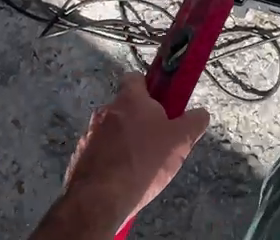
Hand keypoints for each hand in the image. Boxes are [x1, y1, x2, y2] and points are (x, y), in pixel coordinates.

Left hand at [59, 74, 209, 231]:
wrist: (99, 201)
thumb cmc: (143, 163)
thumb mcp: (181, 141)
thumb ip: (195, 122)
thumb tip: (200, 114)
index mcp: (130, 99)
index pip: (136, 77)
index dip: (150, 88)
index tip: (161, 104)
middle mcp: (105, 111)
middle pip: (125, 107)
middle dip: (139, 120)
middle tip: (156, 140)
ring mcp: (89, 135)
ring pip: (112, 131)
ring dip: (124, 142)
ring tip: (139, 165)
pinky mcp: (79, 159)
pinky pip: (99, 153)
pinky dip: (110, 161)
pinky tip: (122, 179)